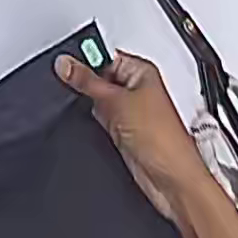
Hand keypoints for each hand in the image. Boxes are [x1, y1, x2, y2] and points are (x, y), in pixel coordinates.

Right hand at [55, 51, 210, 217]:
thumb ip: (87, 82)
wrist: (172, 183)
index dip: (85, 57)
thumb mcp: (116, 101)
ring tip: (85, 106)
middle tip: (71, 82)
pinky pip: (100, 117)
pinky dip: (93, 119)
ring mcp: (129, 111)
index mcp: (140, 71)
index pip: (105, 54)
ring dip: (90, 103)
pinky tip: (91, 122)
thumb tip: (65, 64)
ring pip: (98, 98)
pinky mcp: (122, 131)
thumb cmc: (163, 140)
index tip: (65, 62)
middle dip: (86, 82)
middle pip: (100, 76)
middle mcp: (136, 88)